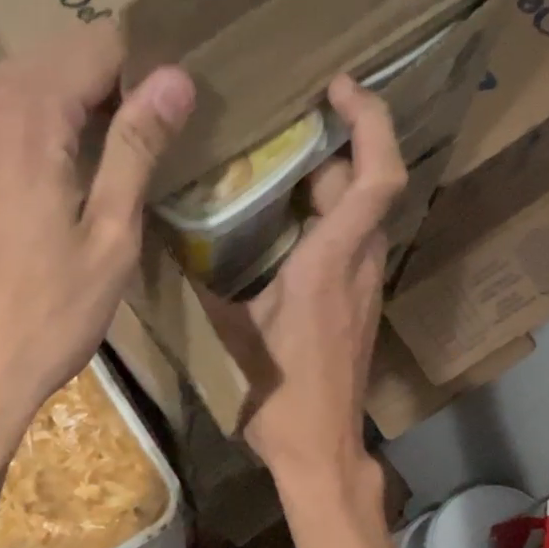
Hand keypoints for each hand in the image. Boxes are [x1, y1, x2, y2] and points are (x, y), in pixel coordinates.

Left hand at [0, 26, 194, 475]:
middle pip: (54, 62)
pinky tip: (46, 183)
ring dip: (62, 112)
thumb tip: (175, 78)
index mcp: (25, 114)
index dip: (140, 72)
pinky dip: (23, 134)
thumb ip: (137, 149)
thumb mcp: (109, 239)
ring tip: (97, 168)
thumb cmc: (47, 318)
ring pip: (18, 89)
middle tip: (140, 146)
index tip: (167, 116)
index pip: (97, 47)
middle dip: (102, 89)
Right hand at [216, 76, 406, 487]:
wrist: (321, 455)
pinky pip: (353, 248)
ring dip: (331, 191)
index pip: (376, 176)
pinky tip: (284, 239)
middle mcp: (358, 269)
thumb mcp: (230, 340)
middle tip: (286, 140)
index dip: (371, 121)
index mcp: (328, 266)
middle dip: (335, 153)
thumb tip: (172, 254)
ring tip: (280, 181)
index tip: (340, 92)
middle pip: (366, 189)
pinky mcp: (359, 313)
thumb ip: (206, 291)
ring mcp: (364, 292)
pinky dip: (329, 226)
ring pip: (362, 219)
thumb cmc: (277, 402)